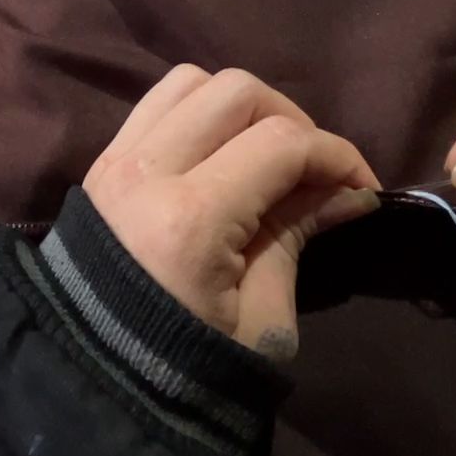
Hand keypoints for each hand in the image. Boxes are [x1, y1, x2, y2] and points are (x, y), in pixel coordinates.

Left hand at [84, 65, 380, 359]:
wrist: (93, 374)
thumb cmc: (185, 364)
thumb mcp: (262, 320)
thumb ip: (296, 235)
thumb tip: (346, 191)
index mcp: (189, 217)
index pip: (279, 143)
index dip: (335, 154)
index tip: (362, 186)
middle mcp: (148, 169)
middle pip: (234, 90)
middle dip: (290, 118)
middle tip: (312, 168)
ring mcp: (117, 156)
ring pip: (190, 81)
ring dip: (239, 105)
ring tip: (264, 151)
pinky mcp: (102, 159)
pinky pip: (156, 102)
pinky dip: (198, 109)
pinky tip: (220, 149)